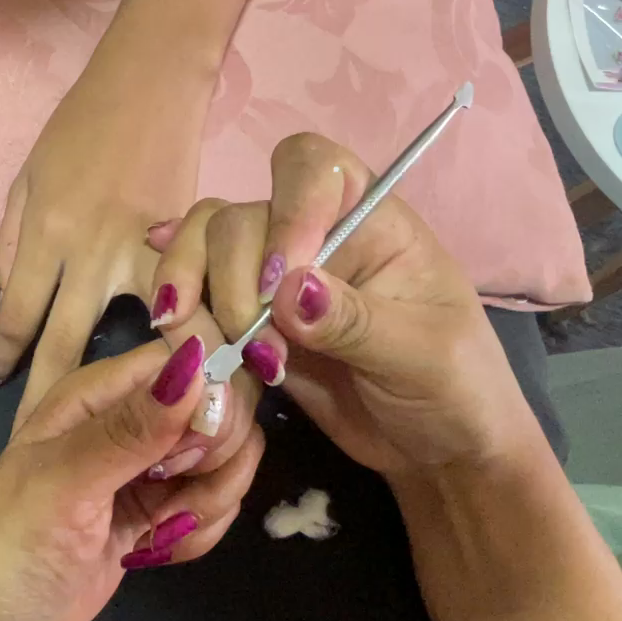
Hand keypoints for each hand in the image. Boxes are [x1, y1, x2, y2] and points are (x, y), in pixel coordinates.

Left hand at [0, 48, 206, 427]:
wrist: (150, 79)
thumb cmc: (79, 128)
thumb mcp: (27, 178)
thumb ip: (15, 242)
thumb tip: (14, 300)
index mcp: (45, 233)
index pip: (17, 314)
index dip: (3, 355)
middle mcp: (91, 253)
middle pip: (67, 344)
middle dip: (51, 400)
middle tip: (44, 447)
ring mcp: (147, 250)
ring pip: (148, 334)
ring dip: (148, 387)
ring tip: (144, 436)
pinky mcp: (192, 243)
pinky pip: (191, 301)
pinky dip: (193, 339)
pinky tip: (200, 374)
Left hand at [0, 337, 265, 620]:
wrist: (1, 616)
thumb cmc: (17, 541)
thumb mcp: (66, 483)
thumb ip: (129, 430)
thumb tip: (194, 366)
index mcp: (96, 392)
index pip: (184, 362)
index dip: (209, 399)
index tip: (196, 451)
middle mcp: (129, 415)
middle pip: (218, 407)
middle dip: (215, 459)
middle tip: (172, 502)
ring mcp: (150, 460)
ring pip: (226, 455)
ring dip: (211, 501)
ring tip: (163, 530)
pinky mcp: (163, 501)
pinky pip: (216, 497)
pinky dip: (202, 529)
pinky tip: (159, 548)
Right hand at [148, 134, 550, 481]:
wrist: (432, 452)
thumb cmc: (453, 390)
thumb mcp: (423, 356)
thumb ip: (356, 320)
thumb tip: (286, 291)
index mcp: (368, 223)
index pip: (313, 168)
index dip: (288, 210)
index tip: (282, 284)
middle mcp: (310, 238)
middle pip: (237, 218)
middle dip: (233, 284)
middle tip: (259, 352)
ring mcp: (269, 280)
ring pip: (202, 249)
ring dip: (191, 295)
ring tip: (208, 355)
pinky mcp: (244, 322)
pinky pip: (194, 299)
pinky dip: (178, 314)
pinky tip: (168, 327)